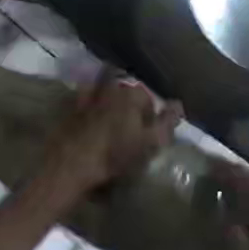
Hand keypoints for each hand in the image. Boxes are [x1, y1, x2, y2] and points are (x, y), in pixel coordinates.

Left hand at [46, 78, 181, 193]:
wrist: (72, 163)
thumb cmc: (116, 154)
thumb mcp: (151, 143)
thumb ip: (167, 122)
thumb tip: (178, 103)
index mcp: (132, 93)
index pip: (148, 99)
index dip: (150, 116)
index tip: (148, 134)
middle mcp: (110, 87)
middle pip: (126, 93)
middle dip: (130, 106)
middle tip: (130, 129)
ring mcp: (88, 94)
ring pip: (104, 90)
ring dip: (109, 98)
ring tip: (111, 122)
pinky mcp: (70, 106)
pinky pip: (84, 98)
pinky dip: (89, 101)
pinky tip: (90, 114)